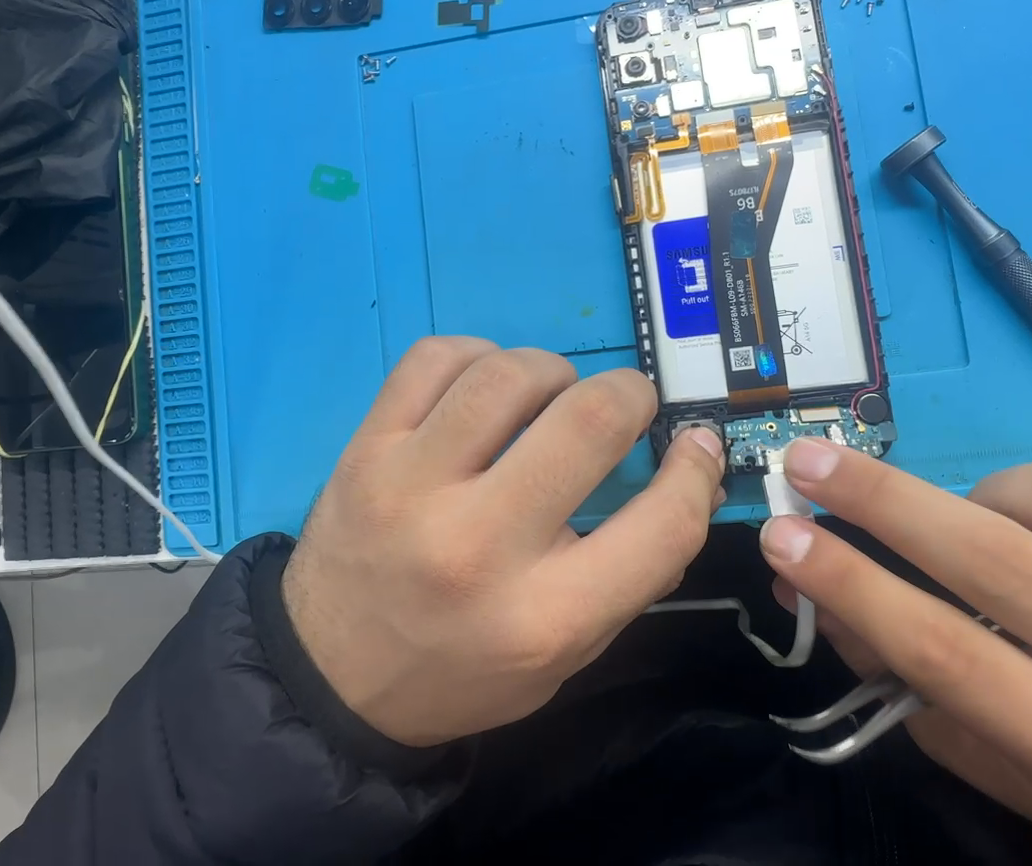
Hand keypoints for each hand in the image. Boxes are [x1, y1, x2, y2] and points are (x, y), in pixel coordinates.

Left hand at [283, 337, 725, 746]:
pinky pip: (434, 358)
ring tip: (552, 394)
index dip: (697, 471)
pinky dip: (478, 355)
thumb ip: (633, 574)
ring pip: (508, 374)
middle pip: (587, 423)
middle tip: (626, 403)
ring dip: (552, 370)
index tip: (694, 444)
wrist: (335, 675)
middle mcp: (478, 545)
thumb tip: (685, 473)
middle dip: (629, 395)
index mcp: (544, 616)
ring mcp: (411, 487)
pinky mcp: (364, 449)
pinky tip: (485, 386)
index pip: (661, 523)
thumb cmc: (463, 668)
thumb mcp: (565, 656)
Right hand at [761, 439, 1031, 865]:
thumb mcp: (996, 752)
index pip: (960, 660)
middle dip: (886, 502)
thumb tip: (798, 577)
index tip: (781, 536)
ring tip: (973, 527)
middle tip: (808, 462)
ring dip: (979, 501)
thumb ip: (898, 670)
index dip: (857, 588)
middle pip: (1009, 566)